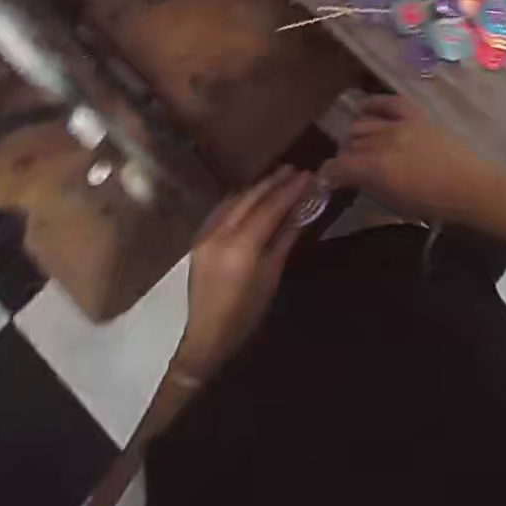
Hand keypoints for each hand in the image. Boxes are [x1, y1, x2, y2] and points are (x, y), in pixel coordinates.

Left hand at [174, 166, 313, 376]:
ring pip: (234, 201)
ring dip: (256, 188)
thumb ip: (285, 239)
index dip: (289, 191)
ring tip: (276, 179)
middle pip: (250, 199)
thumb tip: (302, 212)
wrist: (208, 336)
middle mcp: (220, 234)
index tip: (307, 176)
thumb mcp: (271, 276)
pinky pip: (221, 211)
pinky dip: (239, 200)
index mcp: (241, 247)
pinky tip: (251, 196)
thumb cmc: (247, 313)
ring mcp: (205, 235)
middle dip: (273, 183)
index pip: (270, 209)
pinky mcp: (198, 239)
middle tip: (294, 170)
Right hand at [319, 95, 505, 225]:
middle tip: (351, 171)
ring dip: (357, 139)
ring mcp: (399, 125)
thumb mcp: (394, 202)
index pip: (336, 166)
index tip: (329, 183)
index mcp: (375, 167)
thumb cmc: (433, 204)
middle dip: (345, 159)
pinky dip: (373, 105)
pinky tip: (363, 109)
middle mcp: (382, 141)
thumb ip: (367, 186)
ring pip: (362, 126)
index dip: (328, 176)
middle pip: (349, 145)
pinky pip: (388, 103)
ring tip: (362, 150)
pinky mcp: (416, 116)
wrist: (472, 188)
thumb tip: (349, 178)